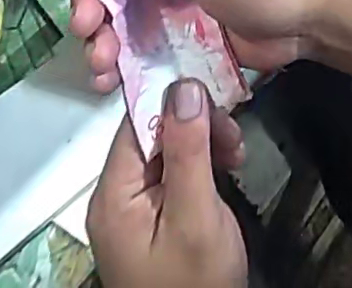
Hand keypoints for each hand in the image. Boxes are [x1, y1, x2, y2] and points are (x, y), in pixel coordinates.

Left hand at [88, 80, 247, 287]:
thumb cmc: (194, 285)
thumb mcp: (195, 214)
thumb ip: (188, 149)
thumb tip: (184, 84)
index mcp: (114, 194)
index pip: (138, 120)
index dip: (175, 98)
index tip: (214, 88)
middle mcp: (119, 194)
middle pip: (157, 130)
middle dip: (198, 123)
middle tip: (233, 134)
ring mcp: (138, 206)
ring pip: (173, 145)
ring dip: (208, 139)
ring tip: (237, 152)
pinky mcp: (159, 213)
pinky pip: (180, 167)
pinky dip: (207, 159)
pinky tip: (231, 164)